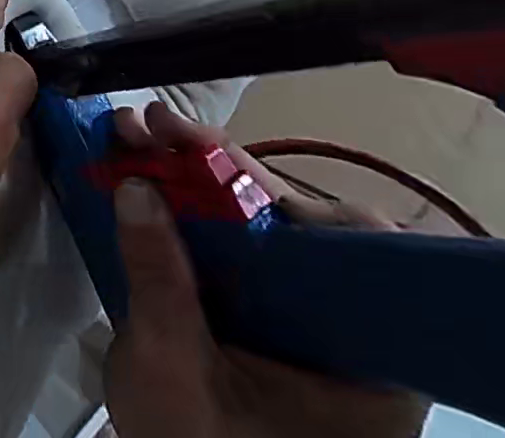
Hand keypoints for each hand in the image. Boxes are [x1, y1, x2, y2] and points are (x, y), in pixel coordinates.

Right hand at [104, 102, 429, 437]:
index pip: (354, 249)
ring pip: (256, 226)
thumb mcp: (171, 377)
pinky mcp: (266, 312)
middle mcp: (348, 328)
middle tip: (155, 126)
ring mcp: (303, 317)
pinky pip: (234, 247)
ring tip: (137, 137)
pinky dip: (190, 211)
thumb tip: (136, 185)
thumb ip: (158, 282)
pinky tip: (148, 177)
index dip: (280, 191)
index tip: (213, 154)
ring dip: (193, 178)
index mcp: (368, 364)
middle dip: (214, 168)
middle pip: (290, 223)